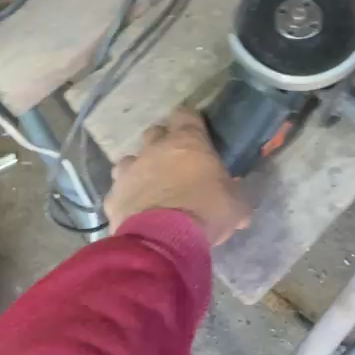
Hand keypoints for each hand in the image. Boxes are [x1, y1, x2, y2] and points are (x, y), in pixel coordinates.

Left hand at [105, 109, 249, 246]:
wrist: (164, 241)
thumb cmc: (206, 211)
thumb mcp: (236, 205)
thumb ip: (236, 198)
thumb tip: (241, 209)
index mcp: (188, 141)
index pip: (186, 114)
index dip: (191, 121)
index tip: (197, 133)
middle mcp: (155, 149)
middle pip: (154, 132)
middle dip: (163, 143)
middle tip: (176, 162)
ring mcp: (130, 171)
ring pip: (130, 160)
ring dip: (140, 169)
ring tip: (152, 188)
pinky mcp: (113, 196)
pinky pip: (119, 191)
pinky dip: (127, 198)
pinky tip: (136, 212)